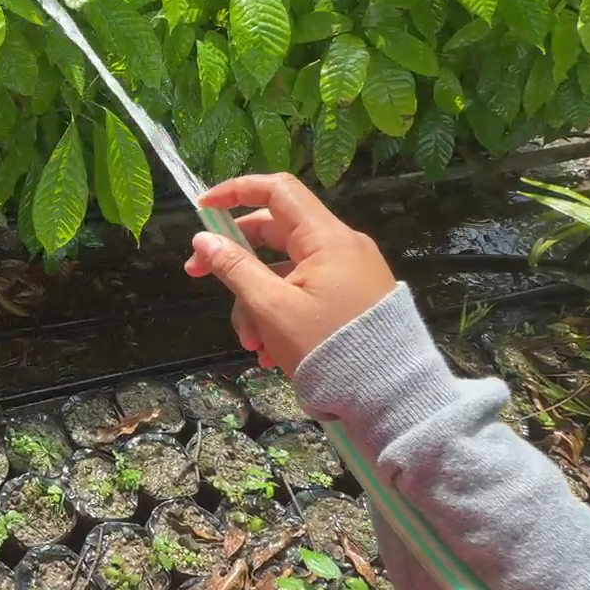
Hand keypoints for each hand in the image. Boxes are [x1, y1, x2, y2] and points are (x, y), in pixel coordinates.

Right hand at [184, 173, 396, 374]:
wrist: (392, 398)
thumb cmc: (327, 345)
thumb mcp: (270, 307)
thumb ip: (234, 267)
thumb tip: (203, 240)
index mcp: (326, 238)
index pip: (277, 190)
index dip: (236, 191)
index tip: (202, 210)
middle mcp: (340, 247)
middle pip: (273, 234)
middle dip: (234, 260)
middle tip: (197, 276)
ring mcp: (347, 273)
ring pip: (282, 270)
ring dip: (255, 301)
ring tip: (251, 344)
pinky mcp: (349, 298)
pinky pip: (301, 291)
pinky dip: (278, 313)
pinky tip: (269, 351)